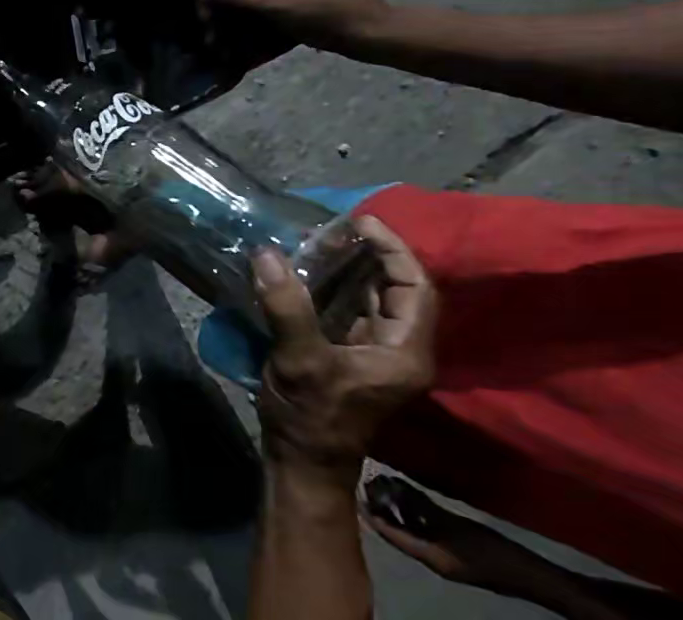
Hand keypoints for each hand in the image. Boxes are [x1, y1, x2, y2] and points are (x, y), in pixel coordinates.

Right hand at [255, 216, 436, 478]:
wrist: (302, 461)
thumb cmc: (312, 416)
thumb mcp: (301, 361)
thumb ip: (287, 308)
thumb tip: (267, 254)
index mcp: (403, 351)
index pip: (415, 288)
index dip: (394, 250)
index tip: (362, 221)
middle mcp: (397, 349)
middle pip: (397, 289)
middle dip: (370, 254)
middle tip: (333, 227)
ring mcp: (372, 353)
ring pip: (371, 298)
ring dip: (349, 268)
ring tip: (317, 240)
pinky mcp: (347, 355)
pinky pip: (348, 309)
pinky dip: (331, 286)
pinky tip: (305, 271)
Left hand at [362, 474, 557, 594]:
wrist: (534, 578)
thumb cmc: (494, 553)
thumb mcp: (457, 526)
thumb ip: (426, 509)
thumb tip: (399, 489)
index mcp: (427, 556)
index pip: (388, 533)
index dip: (371, 512)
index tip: (356, 489)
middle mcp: (429, 558)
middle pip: (396, 531)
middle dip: (382, 508)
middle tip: (368, 482)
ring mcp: (442, 557)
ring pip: (410, 530)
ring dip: (398, 509)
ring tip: (385, 483)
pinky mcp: (454, 553)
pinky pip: (425, 532)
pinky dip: (415, 515)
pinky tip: (411, 496)